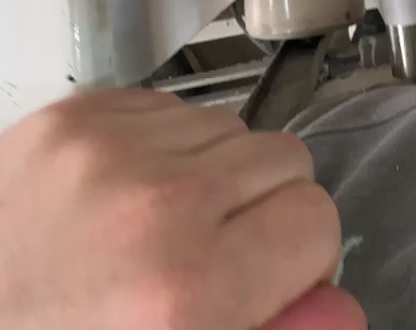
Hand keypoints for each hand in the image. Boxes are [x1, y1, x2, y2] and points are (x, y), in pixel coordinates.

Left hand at [0, 88, 364, 329]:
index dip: (297, 259)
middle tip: (210, 255)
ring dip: (214, 173)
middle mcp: (153, 201)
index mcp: (184, 294)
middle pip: (285, 158)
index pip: (316, 220)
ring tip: (154, 226)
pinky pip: (172, 107)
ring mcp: (106, 143)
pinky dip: (165, 146)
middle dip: (264, 209)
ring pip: (232, 127)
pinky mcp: (72, 110)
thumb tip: (343, 307)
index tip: (261, 282)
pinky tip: (118, 195)